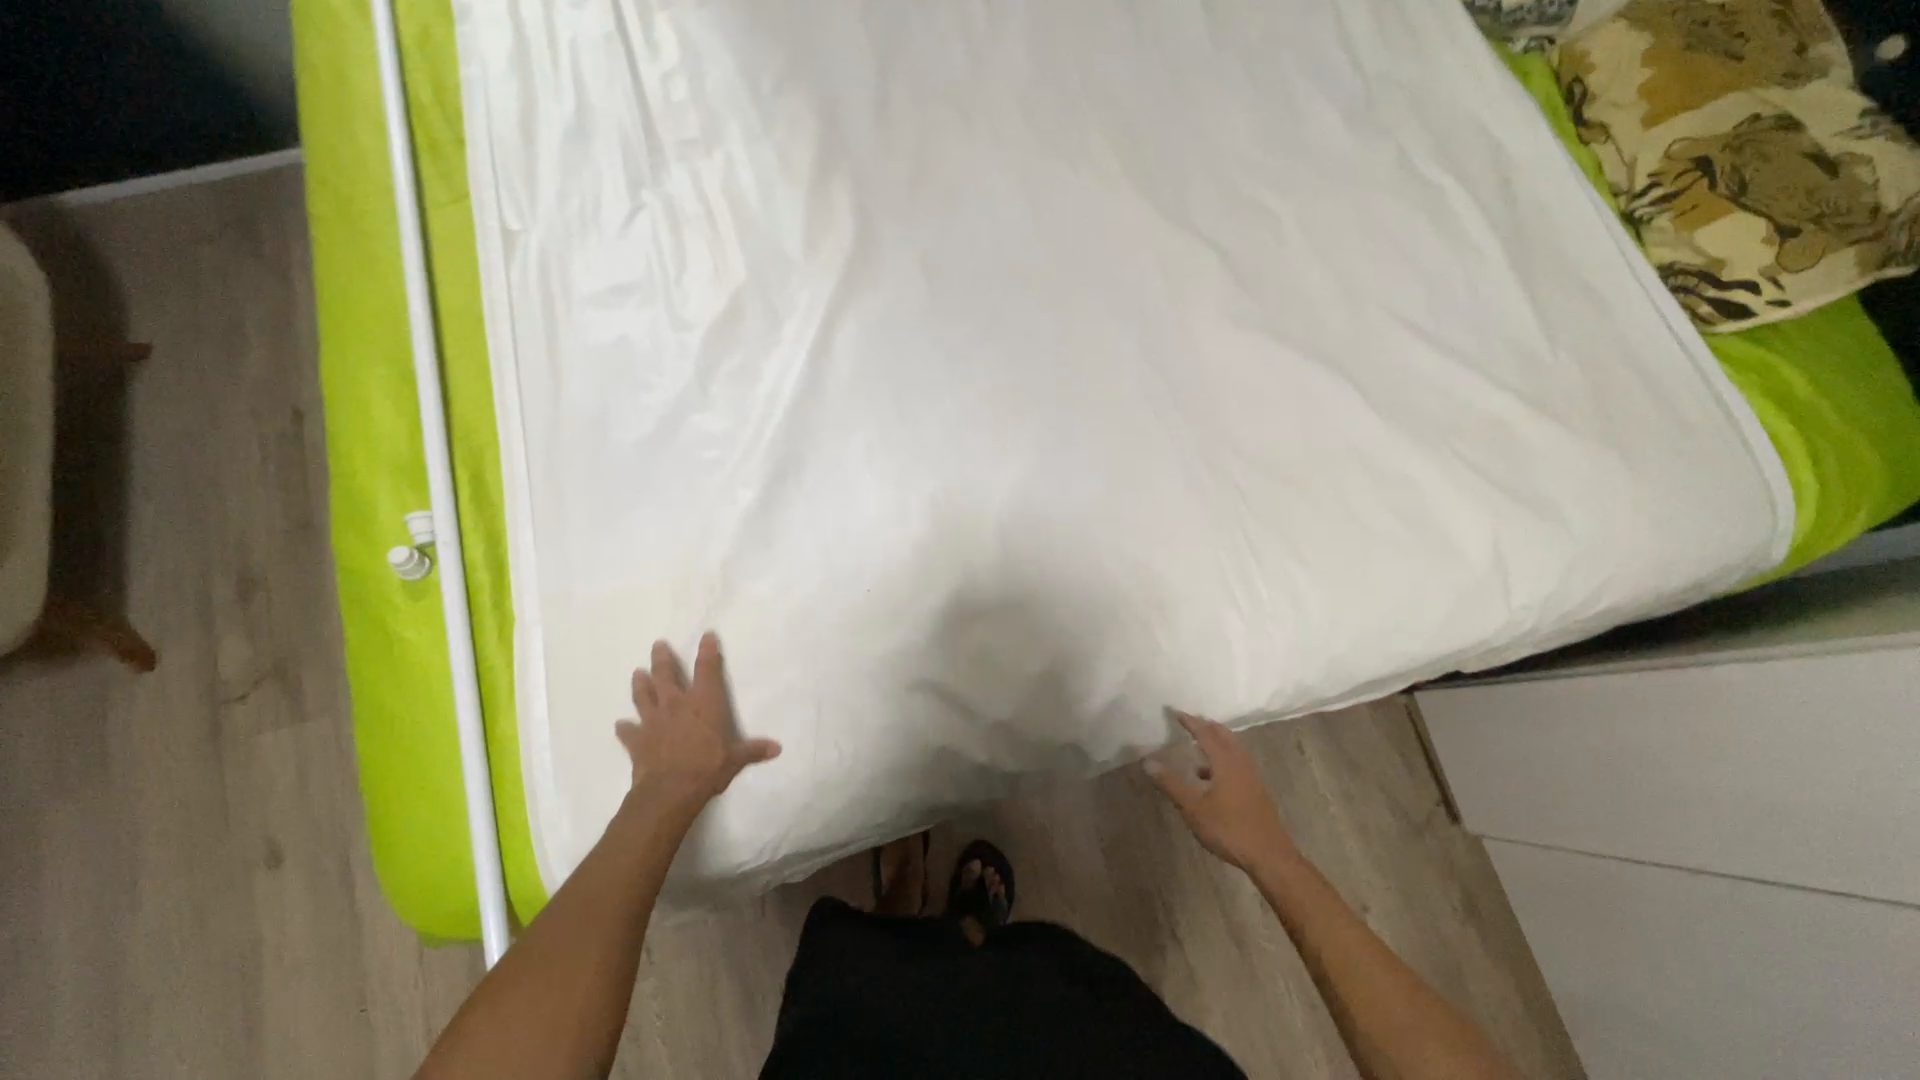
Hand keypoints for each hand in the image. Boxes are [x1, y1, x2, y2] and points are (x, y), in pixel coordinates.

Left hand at [616, 633, 780, 816]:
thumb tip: (777, 748)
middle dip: (662, 658)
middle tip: (658, 644)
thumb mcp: (736, 759)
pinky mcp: (636, 740)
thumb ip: (754, 750)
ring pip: (643, 695)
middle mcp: (676, 705)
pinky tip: (620, 724)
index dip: (707, 650)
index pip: (707, 669)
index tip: (706, 635)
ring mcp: (653, 720)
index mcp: (704, 703)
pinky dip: (624, 727)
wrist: (670, 790)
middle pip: (665, 674)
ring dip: (640, 683)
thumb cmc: (708, 768)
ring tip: (637, 673)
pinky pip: (628, 731)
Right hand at [1143, 710, 1294, 873]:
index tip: (1176, 713)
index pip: (1206, 734)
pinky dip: (1223, 761)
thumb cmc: (1228, 828)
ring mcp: (1252, 778)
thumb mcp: (1193, 807)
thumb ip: (1171, 783)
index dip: (1191, 722)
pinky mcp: (1256, 792)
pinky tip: (1211, 779)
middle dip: (1208, 727)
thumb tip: (1148, 762)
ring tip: (1198, 748)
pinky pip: (1238, 764)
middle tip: (1191, 723)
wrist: (1269, 855)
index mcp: (1226, 762)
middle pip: (1225, 736)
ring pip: (1234, 750)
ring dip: (1217, 743)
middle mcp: (1242, 764)